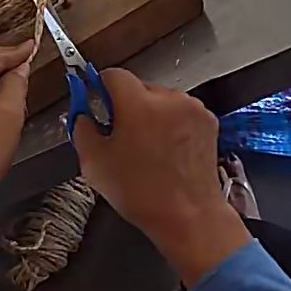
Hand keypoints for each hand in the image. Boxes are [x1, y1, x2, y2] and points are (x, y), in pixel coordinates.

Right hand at [72, 68, 249, 285]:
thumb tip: (83, 115)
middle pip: (138, 87)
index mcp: (137, 104)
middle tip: (121, 135)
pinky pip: (181, 112)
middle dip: (126, 106)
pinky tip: (167, 150)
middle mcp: (168, 98)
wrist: (189, 215)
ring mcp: (192, 108)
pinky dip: (172, 123)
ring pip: (160, 100)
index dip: (100, 88)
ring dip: (151, 114)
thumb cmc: (141, 193)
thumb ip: (82, 130)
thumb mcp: (95, 164)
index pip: (113, 75)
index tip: (96, 104)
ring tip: (147, 148)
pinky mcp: (208, 120)